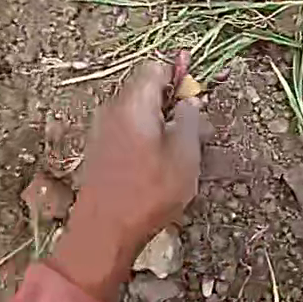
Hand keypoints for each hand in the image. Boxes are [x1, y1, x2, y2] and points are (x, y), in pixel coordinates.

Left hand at [49, 60, 205, 301]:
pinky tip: (165, 168)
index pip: (157, 67)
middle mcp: (114, 110)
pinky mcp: (103, 151)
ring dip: (168, 128)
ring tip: (186, 157)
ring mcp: (104, 131)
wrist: (104, 233)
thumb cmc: (149, 192)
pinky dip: (152, 142)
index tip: (198, 100)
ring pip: (144, 115)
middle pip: (151, 92)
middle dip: (178, 108)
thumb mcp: (185, 153)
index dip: (182, 78)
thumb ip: (190, 118)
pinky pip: (133, 133)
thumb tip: (190, 100)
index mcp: (133, 103)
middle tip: (200, 135)